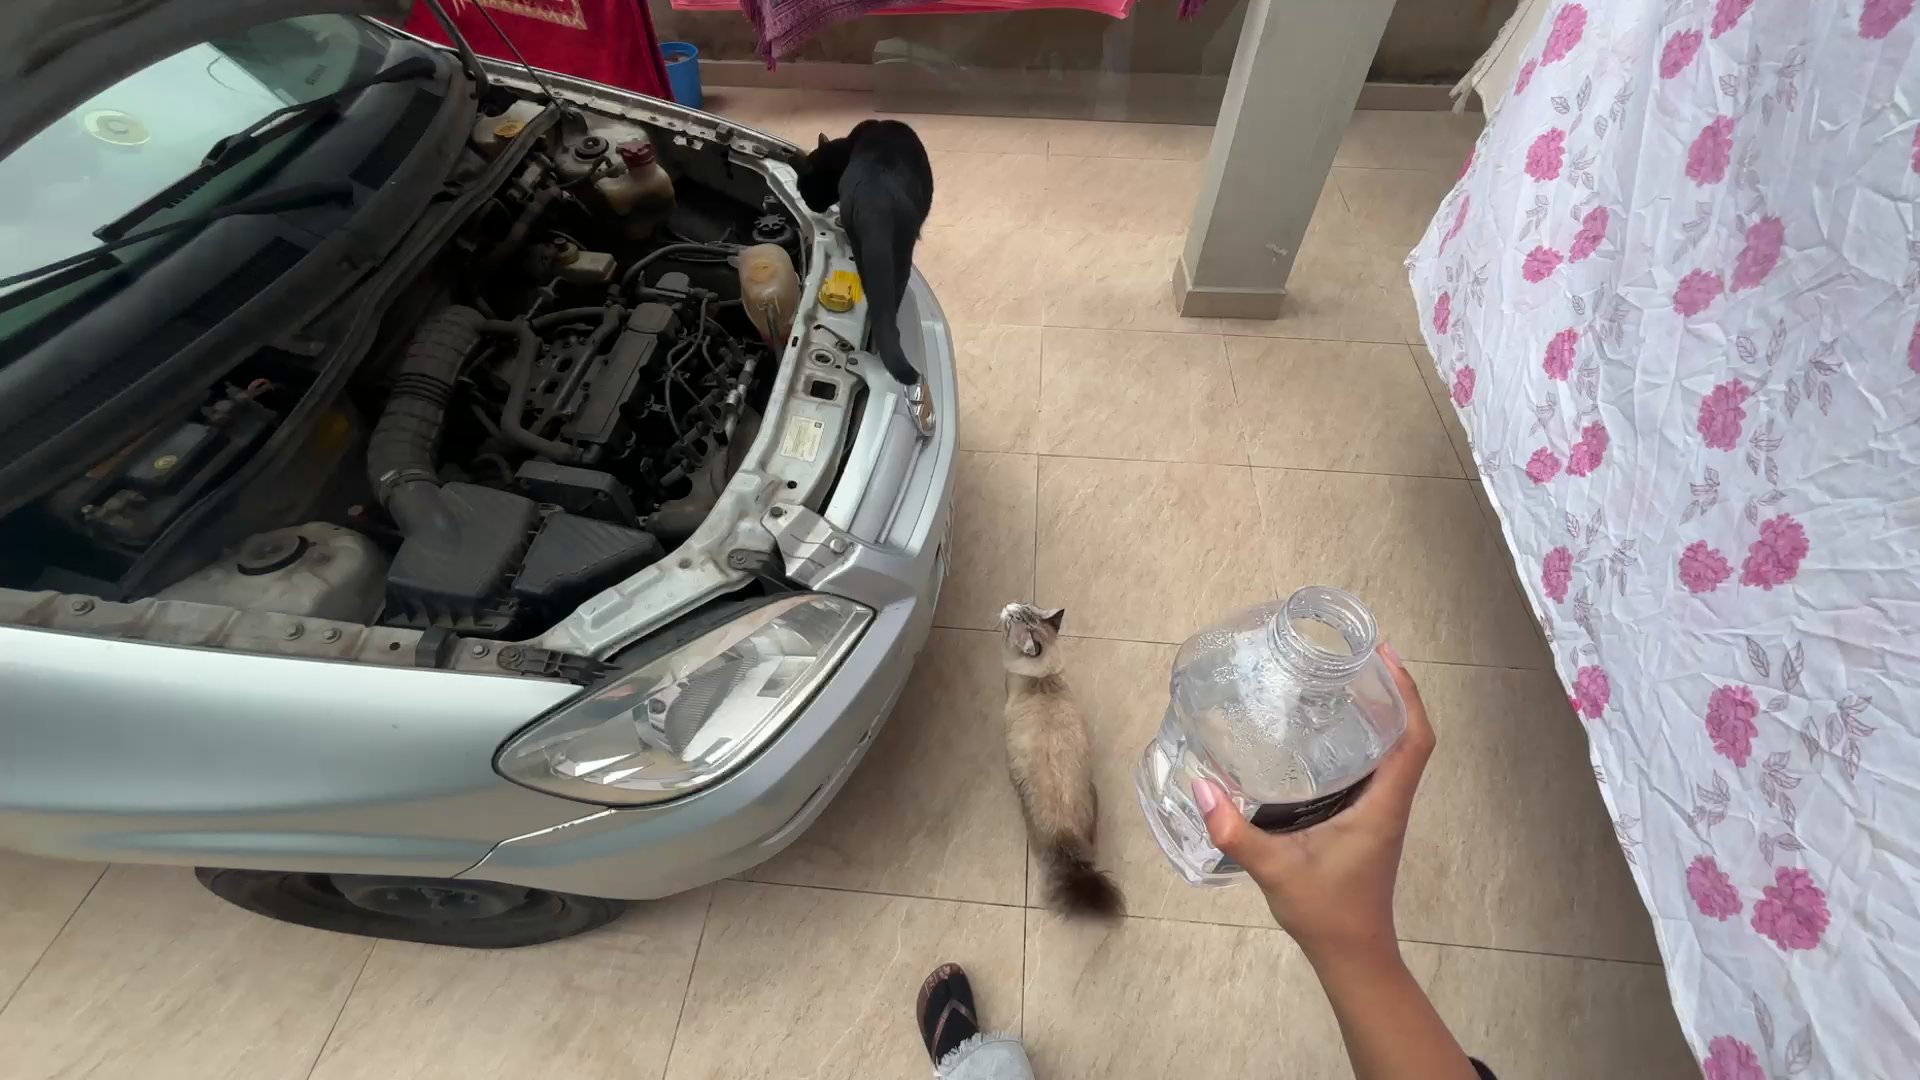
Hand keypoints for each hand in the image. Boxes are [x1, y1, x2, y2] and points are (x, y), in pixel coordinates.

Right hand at [1193, 643, 1434, 968]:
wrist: (1351, 954)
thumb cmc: (1325, 911)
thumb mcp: (1275, 870)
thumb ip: (1236, 832)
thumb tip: (1201, 785)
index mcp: (1382, 806)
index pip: (1414, 741)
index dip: (1407, 695)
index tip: (1385, 656)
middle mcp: (1388, 802)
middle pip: (1406, 735)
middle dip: (1388, 691)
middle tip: (1349, 657)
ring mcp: (1378, 810)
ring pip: (1390, 750)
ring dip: (1375, 712)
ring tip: (1334, 680)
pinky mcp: (1364, 817)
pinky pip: (1372, 765)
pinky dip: (1358, 737)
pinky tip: (1319, 730)